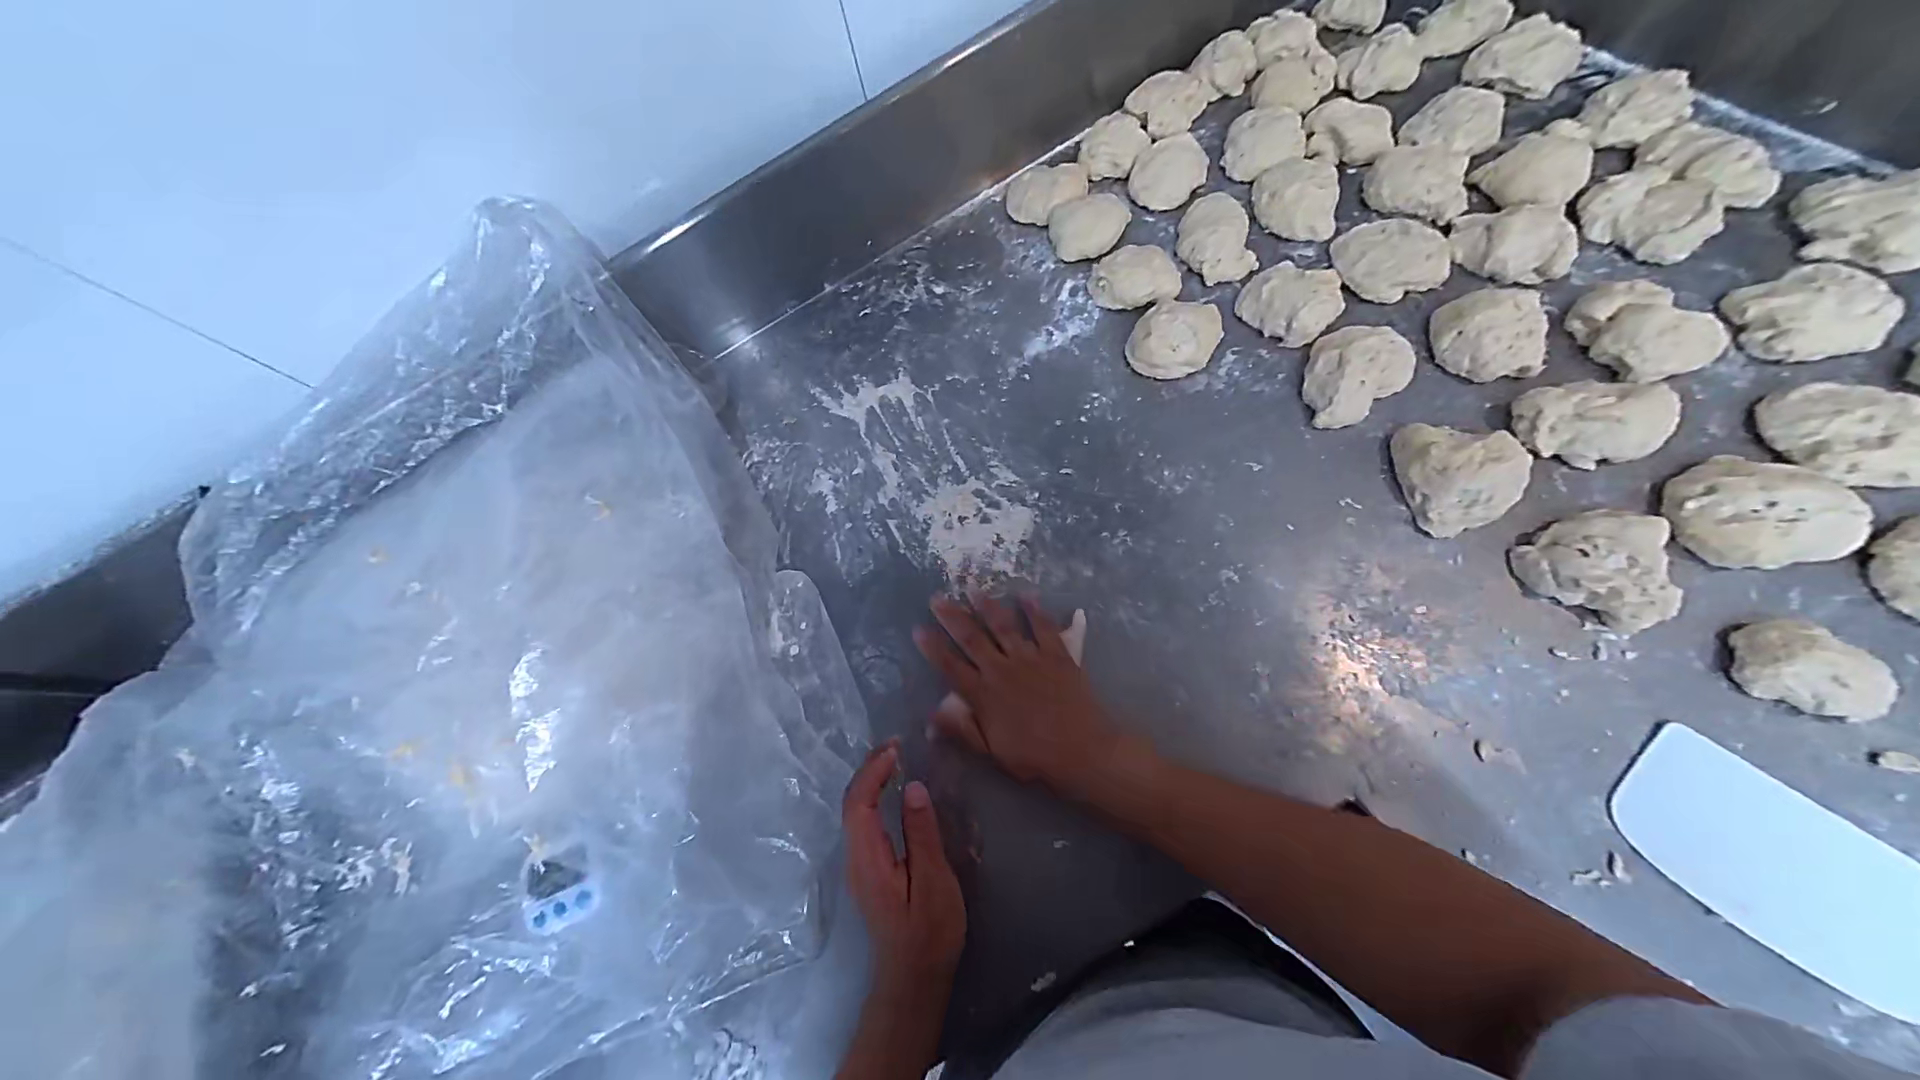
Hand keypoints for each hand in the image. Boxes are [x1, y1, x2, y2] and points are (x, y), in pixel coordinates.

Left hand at [842, 741, 965, 987]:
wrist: (913, 980)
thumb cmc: (928, 933)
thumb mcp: (933, 882)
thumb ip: (922, 834)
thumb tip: (914, 787)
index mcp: (867, 858)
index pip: (858, 802)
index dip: (873, 770)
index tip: (897, 749)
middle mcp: (855, 857)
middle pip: (852, 802)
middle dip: (870, 768)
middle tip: (896, 745)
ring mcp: (859, 864)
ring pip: (855, 811)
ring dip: (871, 780)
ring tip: (895, 759)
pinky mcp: (868, 869)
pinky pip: (864, 822)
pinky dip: (874, 797)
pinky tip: (892, 791)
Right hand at [913, 592, 1127, 797]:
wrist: (1081, 749)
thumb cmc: (1034, 756)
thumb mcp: (992, 751)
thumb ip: (962, 730)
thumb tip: (930, 717)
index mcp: (983, 694)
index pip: (950, 666)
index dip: (932, 647)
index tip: (918, 629)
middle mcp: (1002, 669)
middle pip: (971, 638)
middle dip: (952, 617)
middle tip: (937, 598)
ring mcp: (1030, 658)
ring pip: (1003, 626)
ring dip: (987, 606)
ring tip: (973, 589)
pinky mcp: (1056, 654)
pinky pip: (1043, 627)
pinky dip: (1035, 610)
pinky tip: (1027, 595)